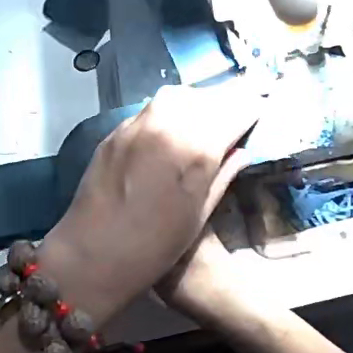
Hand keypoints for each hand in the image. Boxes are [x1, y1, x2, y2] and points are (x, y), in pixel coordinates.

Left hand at [42, 85, 259, 319]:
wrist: (91, 255)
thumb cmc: (154, 247)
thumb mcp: (199, 214)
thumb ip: (223, 175)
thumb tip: (241, 152)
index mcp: (195, 150)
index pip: (234, 112)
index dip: (251, 108)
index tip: (261, 108)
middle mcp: (167, 127)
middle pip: (206, 97)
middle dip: (226, 101)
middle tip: (239, 110)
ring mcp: (137, 126)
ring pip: (177, 96)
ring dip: (198, 101)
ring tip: (208, 117)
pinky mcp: (116, 132)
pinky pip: (152, 108)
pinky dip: (171, 111)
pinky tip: (176, 128)